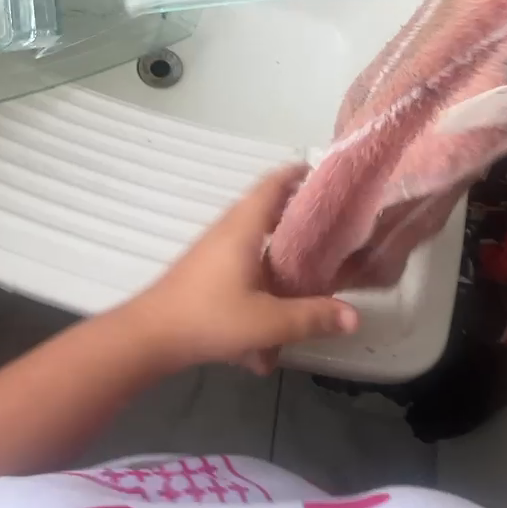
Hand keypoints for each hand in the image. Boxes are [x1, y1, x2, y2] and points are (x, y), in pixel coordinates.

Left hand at [116, 166, 358, 375]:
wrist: (152, 334)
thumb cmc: (209, 317)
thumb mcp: (267, 322)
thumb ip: (311, 317)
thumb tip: (354, 316)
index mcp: (243, 227)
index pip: (272, 184)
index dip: (296, 174)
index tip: (324, 173)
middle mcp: (228, 228)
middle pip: (265, 206)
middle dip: (296, 211)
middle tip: (331, 221)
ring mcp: (214, 247)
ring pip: (253, 233)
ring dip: (279, 239)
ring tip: (311, 257)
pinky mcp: (207, 268)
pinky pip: (242, 255)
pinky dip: (262, 264)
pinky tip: (276, 297)